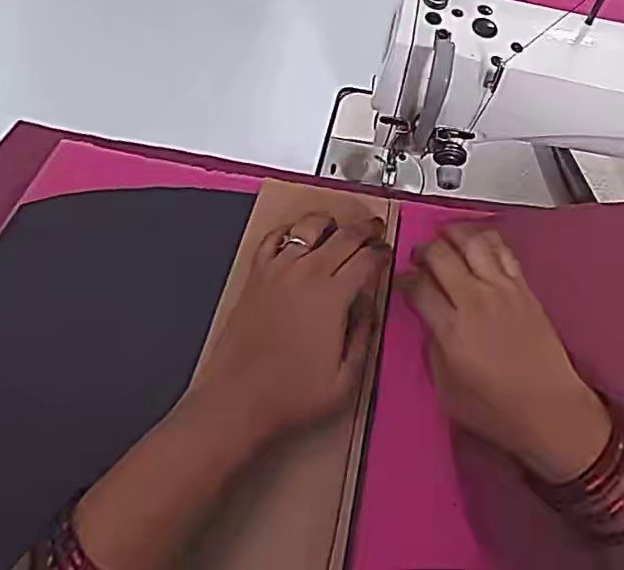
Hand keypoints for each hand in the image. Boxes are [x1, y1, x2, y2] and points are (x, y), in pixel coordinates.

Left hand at [191, 213, 389, 445]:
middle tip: (375, 230)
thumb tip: (370, 305)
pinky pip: (274, 236)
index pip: (366, 259)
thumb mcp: (345, 380)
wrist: (237, 400)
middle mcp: (307, 273)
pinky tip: (297, 235)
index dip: (382, 253)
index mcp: (332, 296)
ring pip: (309, 226)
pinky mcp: (257, 273)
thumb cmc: (292, 395)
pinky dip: (290, 229)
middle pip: (344, 236)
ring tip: (338, 228)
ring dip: (329, 223)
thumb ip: (364, 336)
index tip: (387, 254)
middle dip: (365, 230)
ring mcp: (279, 269)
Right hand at [399, 225, 611, 481]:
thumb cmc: (496, 409)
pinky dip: (486, 237)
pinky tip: (477, 239)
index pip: (418, 287)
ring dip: (453, 233)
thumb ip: (433, 348)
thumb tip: (429, 320)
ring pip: (472, 242)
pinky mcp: (523, 286)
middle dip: (423, 250)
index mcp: (452, 329)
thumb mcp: (447, 389)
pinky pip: (502, 249)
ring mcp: (502, 289)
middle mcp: (475, 301)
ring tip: (444, 235)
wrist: (550, 409)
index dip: (404, 279)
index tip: (403, 281)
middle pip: (441, 256)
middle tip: (419, 255)